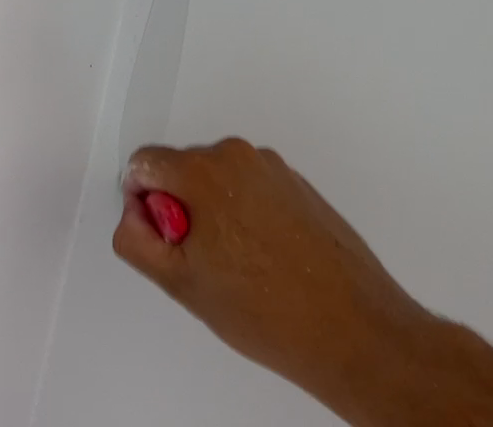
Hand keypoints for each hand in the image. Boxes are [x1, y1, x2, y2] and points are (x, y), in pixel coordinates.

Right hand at [114, 139, 429, 400]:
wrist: (358, 335)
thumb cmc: (271, 312)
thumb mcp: (178, 282)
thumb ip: (134, 238)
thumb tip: (135, 216)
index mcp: (201, 171)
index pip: (143, 164)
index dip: (145, 204)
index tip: (169, 240)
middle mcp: (236, 156)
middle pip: (180, 169)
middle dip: (181, 208)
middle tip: (206, 261)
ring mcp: (272, 168)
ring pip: (215, 180)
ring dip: (214, 212)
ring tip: (241, 265)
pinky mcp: (299, 185)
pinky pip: (249, 188)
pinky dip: (246, 215)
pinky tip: (266, 260)